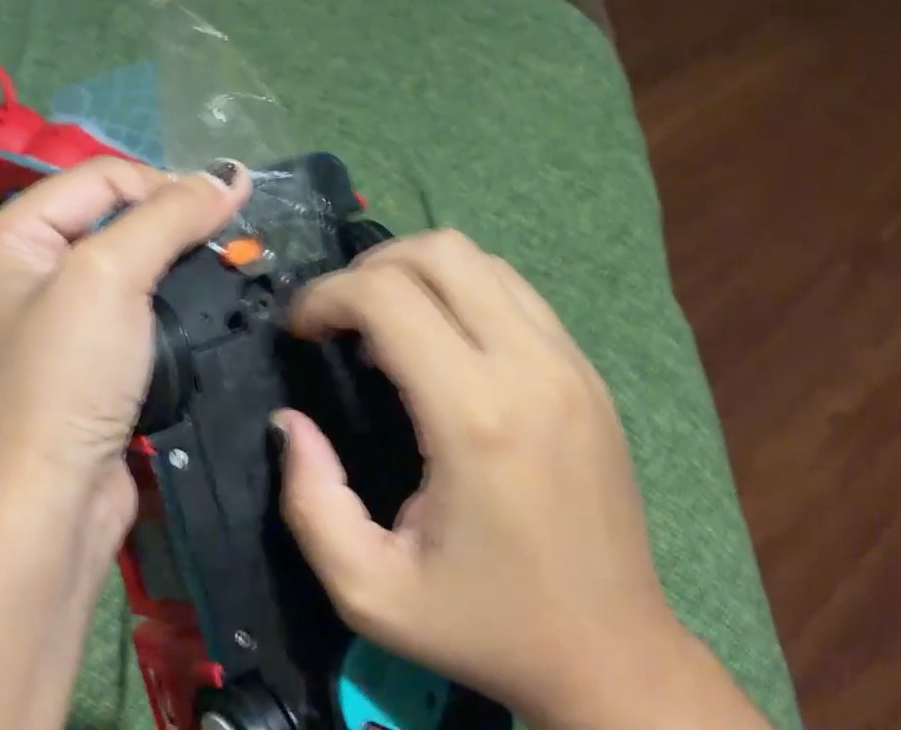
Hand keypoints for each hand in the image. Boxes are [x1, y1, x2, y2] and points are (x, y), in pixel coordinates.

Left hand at [0, 156, 250, 729]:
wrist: (44, 508)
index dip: (165, 183)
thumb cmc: (64, 379)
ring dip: (175, 268)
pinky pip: (126, 313)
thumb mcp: (112, 276)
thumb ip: (171, 215)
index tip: (226, 212)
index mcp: (3, 240)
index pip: (100, 176)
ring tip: (223, 279)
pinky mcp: (74, 367)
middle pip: (111, 218)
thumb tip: (232, 172)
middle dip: (173, 224)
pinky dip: (164, 308)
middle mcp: (15, 275)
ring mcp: (43, 325)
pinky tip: (196, 318)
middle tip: (229, 245)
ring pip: (125, 267)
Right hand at [273, 230, 748, 727]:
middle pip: (444, 252)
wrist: (610, 648)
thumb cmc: (487, 624)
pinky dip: (469, 294)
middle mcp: (530, 367)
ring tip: (387, 325)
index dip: (326, 296)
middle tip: (339, 317)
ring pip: (487, 263)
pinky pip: (520, 296)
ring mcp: (571, 362)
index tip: (298, 330)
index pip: (388, 297)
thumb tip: (290, 422)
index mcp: (474, 415)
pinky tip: (446, 345)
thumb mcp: (371, 590)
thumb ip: (311, 500)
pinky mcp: (589, 373)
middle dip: (373, 266)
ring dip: (423, 273)